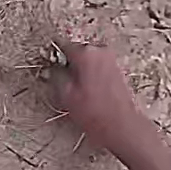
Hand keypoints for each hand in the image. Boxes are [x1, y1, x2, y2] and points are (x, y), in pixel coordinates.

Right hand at [49, 42, 161, 160]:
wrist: (122, 125)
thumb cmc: (95, 112)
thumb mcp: (66, 94)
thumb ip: (55, 75)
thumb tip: (52, 68)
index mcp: (85, 53)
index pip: (62, 45)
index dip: (52, 55)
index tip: (48, 63)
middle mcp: (100, 51)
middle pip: (76, 51)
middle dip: (68, 63)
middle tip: (61, 80)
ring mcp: (111, 60)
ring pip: (88, 59)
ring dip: (80, 69)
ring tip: (76, 89)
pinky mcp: (117, 70)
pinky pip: (98, 66)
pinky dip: (91, 74)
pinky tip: (89, 91)